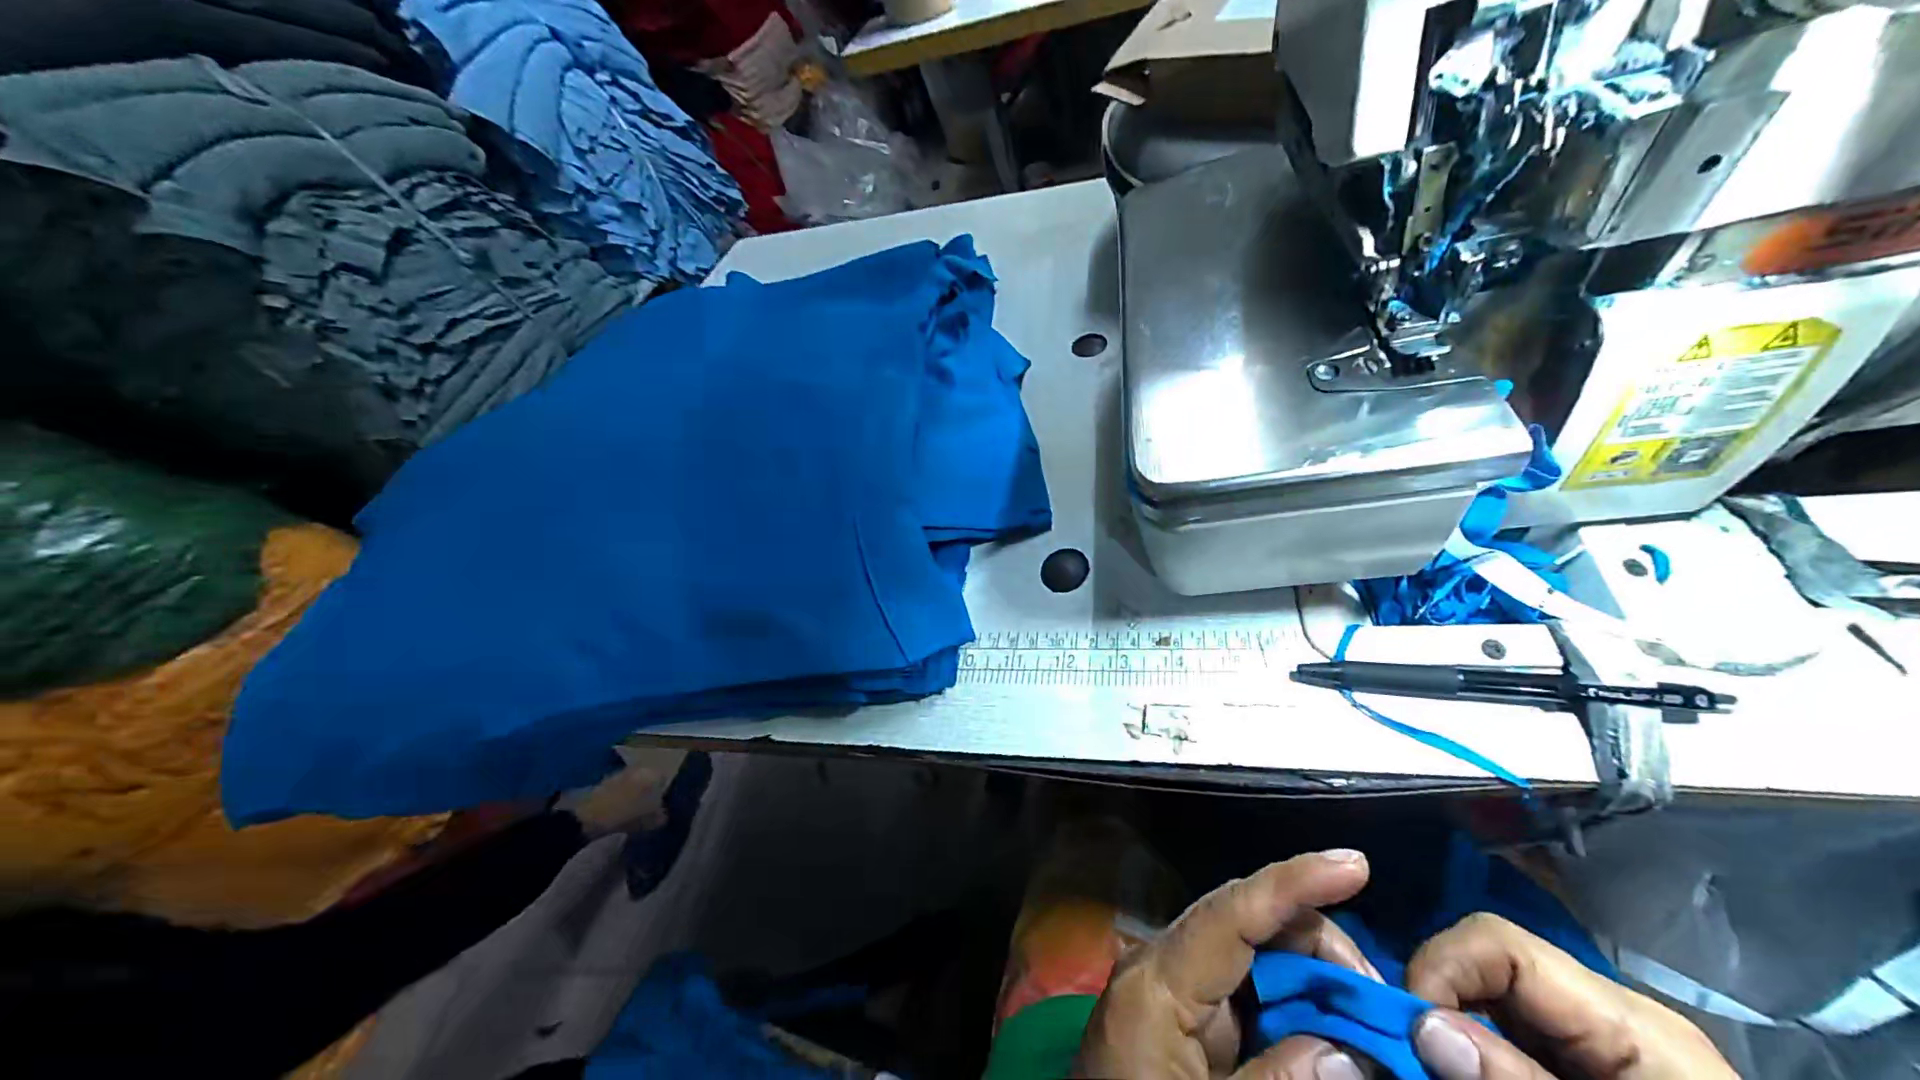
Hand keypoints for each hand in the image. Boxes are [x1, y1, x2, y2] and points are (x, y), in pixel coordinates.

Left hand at [1073, 850, 1377, 1079]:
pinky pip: (1246, 992)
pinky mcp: (1181, 1014)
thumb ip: (1280, 1079)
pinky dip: (1293, 1008)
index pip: (1231, 912)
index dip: (1294, 882)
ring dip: (1314, 982)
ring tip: (1369, 1027)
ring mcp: (1170, 988)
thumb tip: (1349, 1051)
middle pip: (1249, 925)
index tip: (1355, 864)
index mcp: (1157, 981)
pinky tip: (1331, 1037)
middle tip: (1385, 1010)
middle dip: (1321, 948)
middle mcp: (1162, 966)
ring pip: (1255, 957)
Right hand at [1406, 913, 1736, 1079]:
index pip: (1497, 941)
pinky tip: (1463, 1074)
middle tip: (1406, 1054)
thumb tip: (1423, 1024)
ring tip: (1427, 1068)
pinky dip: (1475, 1052)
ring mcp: (1595, 1042)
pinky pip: (1507, 1034)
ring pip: (1488, 1000)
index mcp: (1626, 1021)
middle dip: (1436, 1000)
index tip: (1407, 1026)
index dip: (1439, 966)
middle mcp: (1605, 1014)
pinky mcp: (1582, 1066)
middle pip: (1486, 966)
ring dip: (1447, 1029)